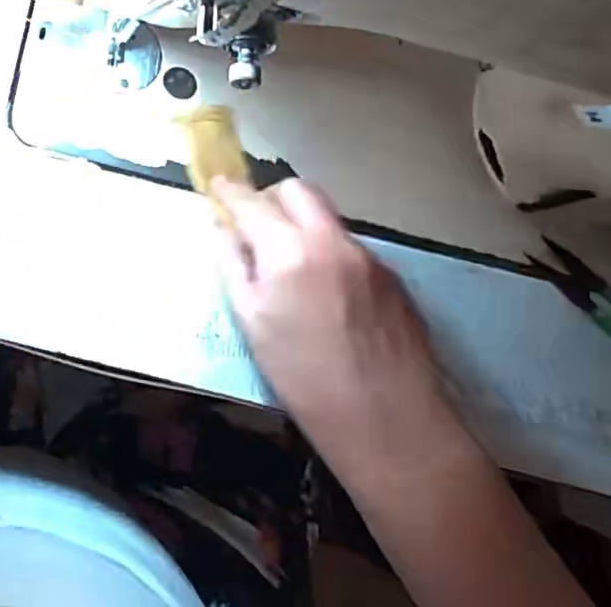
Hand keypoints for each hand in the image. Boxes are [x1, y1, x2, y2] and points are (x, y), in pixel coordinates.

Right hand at [206, 177, 448, 440]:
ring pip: (326, 220)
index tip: (216, 187)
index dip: (228, 191)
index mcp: (289, 250)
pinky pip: (349, 248)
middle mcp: (332, 242)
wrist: (391, 425)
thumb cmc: (302, 375)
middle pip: (298, 191)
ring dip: (301, 229)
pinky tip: (326, 296)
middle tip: (255, 228)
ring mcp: (370, 258)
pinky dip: (328, 254)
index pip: (250, 201)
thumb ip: (231, 263)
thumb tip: (220, 228)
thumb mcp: (249, 319)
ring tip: (291, 271)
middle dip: (270, 199)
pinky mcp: (394, 279)